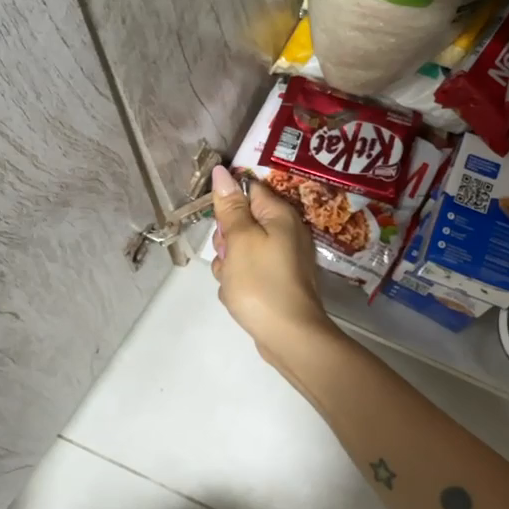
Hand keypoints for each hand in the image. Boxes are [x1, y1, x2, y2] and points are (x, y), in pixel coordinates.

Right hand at [209, 166, 339, 374]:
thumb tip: (222, 172)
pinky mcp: (276, 281)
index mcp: (280, 215)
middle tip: (229, 254)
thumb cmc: (262, 283)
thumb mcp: (240, 240)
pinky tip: (238, 295)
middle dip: (226, 239)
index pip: (248, 189)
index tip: (219, 221)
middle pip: (241, 221)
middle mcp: (285, 232)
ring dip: (228, 264)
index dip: (228, 201)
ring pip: (239, 250)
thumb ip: (231, 207)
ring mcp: (282, 258)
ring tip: (233, 280)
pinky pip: (248, 272)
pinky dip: (238, 281)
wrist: (289, 336)